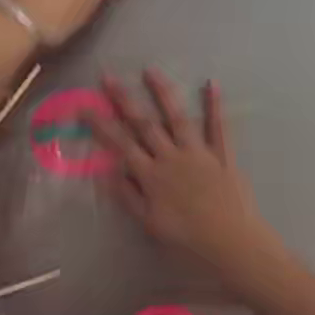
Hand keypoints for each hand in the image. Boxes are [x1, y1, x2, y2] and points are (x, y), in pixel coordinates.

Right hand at [91, 71, 281, 274]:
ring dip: (163, 93)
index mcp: (151, 176)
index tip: (84, 106)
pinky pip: (218, 128)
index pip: (121, 145)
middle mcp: (172, 158)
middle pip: (145, 124)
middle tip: (108, 77)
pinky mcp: (223, 157)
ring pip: (178, 118)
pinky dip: (214, 106)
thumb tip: (108, 172)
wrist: (231, 243)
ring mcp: (199, 154)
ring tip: (150, 71)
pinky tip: (211, 84)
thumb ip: (129, 196)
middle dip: (124, 100)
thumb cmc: (187, 240)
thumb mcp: (150, 224)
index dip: (101, 125)